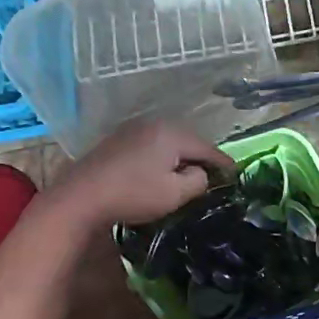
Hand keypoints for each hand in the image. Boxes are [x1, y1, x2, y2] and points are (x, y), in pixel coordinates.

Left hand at [45, 120, 233, 228]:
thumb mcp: (174, 193)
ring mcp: (133, 129)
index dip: (224, 163)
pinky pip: (150, 145)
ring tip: (189, 174)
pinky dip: (161, 157)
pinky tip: (160, 171)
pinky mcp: (118, 140)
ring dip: (180, 157)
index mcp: (172, 133)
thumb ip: (198, 180)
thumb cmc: (133, 194)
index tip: (236, 174)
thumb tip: (201, 173)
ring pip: (168, 142)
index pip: (207, 147)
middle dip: (201, 157)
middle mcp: (154, 124)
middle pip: (187, 140)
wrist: (82, 195)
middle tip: (215, 175)